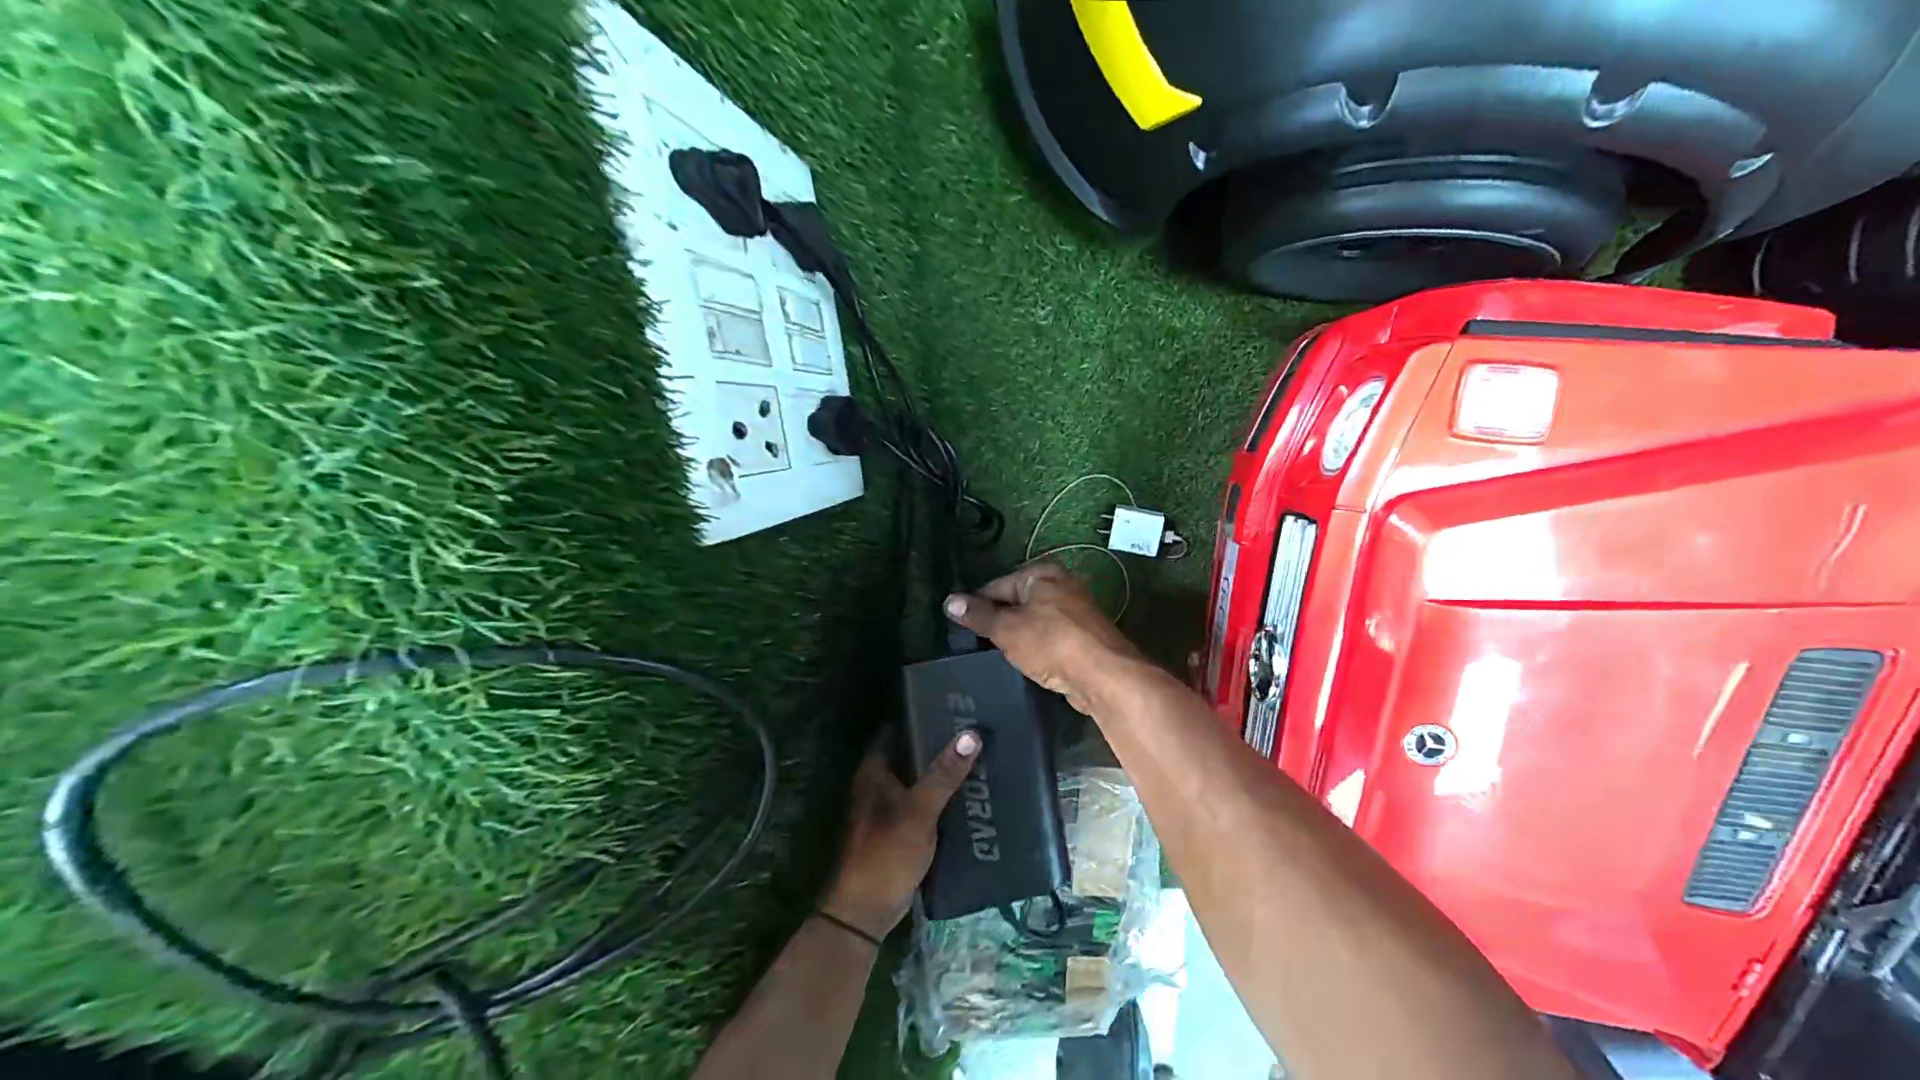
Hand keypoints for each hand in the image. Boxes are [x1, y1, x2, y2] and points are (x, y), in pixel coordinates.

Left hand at [822, 730, 981, 939]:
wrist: (866, 911)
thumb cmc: (887, 853)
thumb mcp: (919, 810)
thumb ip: (944, 774)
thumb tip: (970, 734)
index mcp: (874, 770)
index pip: (899, 728)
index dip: (923, 715)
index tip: (955, 707)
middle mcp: (878, 783)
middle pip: (911, 754)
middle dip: (938, 744)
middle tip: (975, 732)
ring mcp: (887, 808)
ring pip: (918, 780)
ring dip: (941, 773)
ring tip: (978, 758)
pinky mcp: (898, 830)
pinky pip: (923, 804)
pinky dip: (941, 798)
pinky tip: (967, 796)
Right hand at [944, 562, 1148, 713]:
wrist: (1103, 675)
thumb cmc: (1051, 642)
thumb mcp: (1006, 628)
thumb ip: (978, 615)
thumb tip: (949, 601)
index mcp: (1042, 573)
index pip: (996, 586)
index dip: (977, 607)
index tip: (964, 630)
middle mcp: (1061, 585)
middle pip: (1016, 603)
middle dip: (999, 623)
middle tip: (980, 647)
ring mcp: (1075, 612)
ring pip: (1033, 623)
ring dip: (1018, 639)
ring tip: (1002, 658)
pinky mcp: (1083, 638)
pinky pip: (1049, 639)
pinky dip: (1037, 650)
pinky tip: (1028, 666)